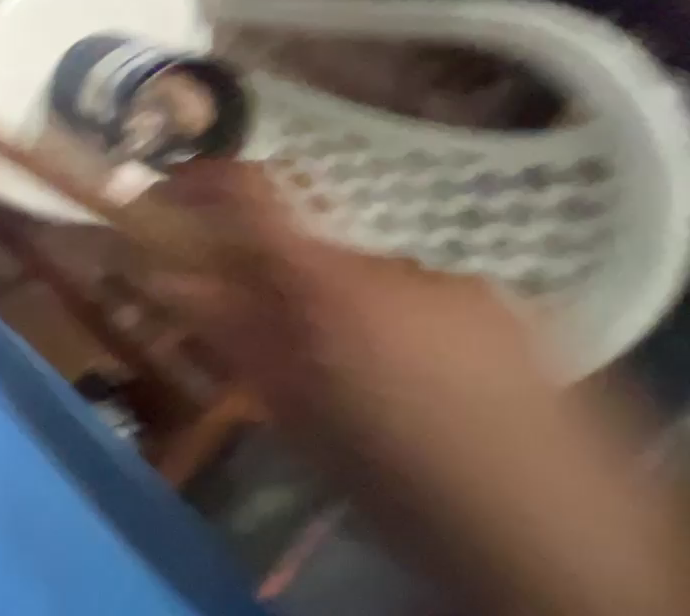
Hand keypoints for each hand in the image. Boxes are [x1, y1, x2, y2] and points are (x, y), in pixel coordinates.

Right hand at [155, 163, 688, 615]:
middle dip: (272, 276)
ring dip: (338, 307)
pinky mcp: (512, 318)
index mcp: (335, 286)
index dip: (204, 180)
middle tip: (262, 329)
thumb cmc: (397, 480)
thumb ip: (229, 333)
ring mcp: (465, 290)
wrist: (563, 550)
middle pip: (307, 245)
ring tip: (349, 376)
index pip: (254, 195)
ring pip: (366, 278)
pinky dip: (395, 326)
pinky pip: (421, 300)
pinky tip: (414, 387)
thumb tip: (166, 277)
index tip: (169, 188)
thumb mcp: (292, 411)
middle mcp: (400, 267)